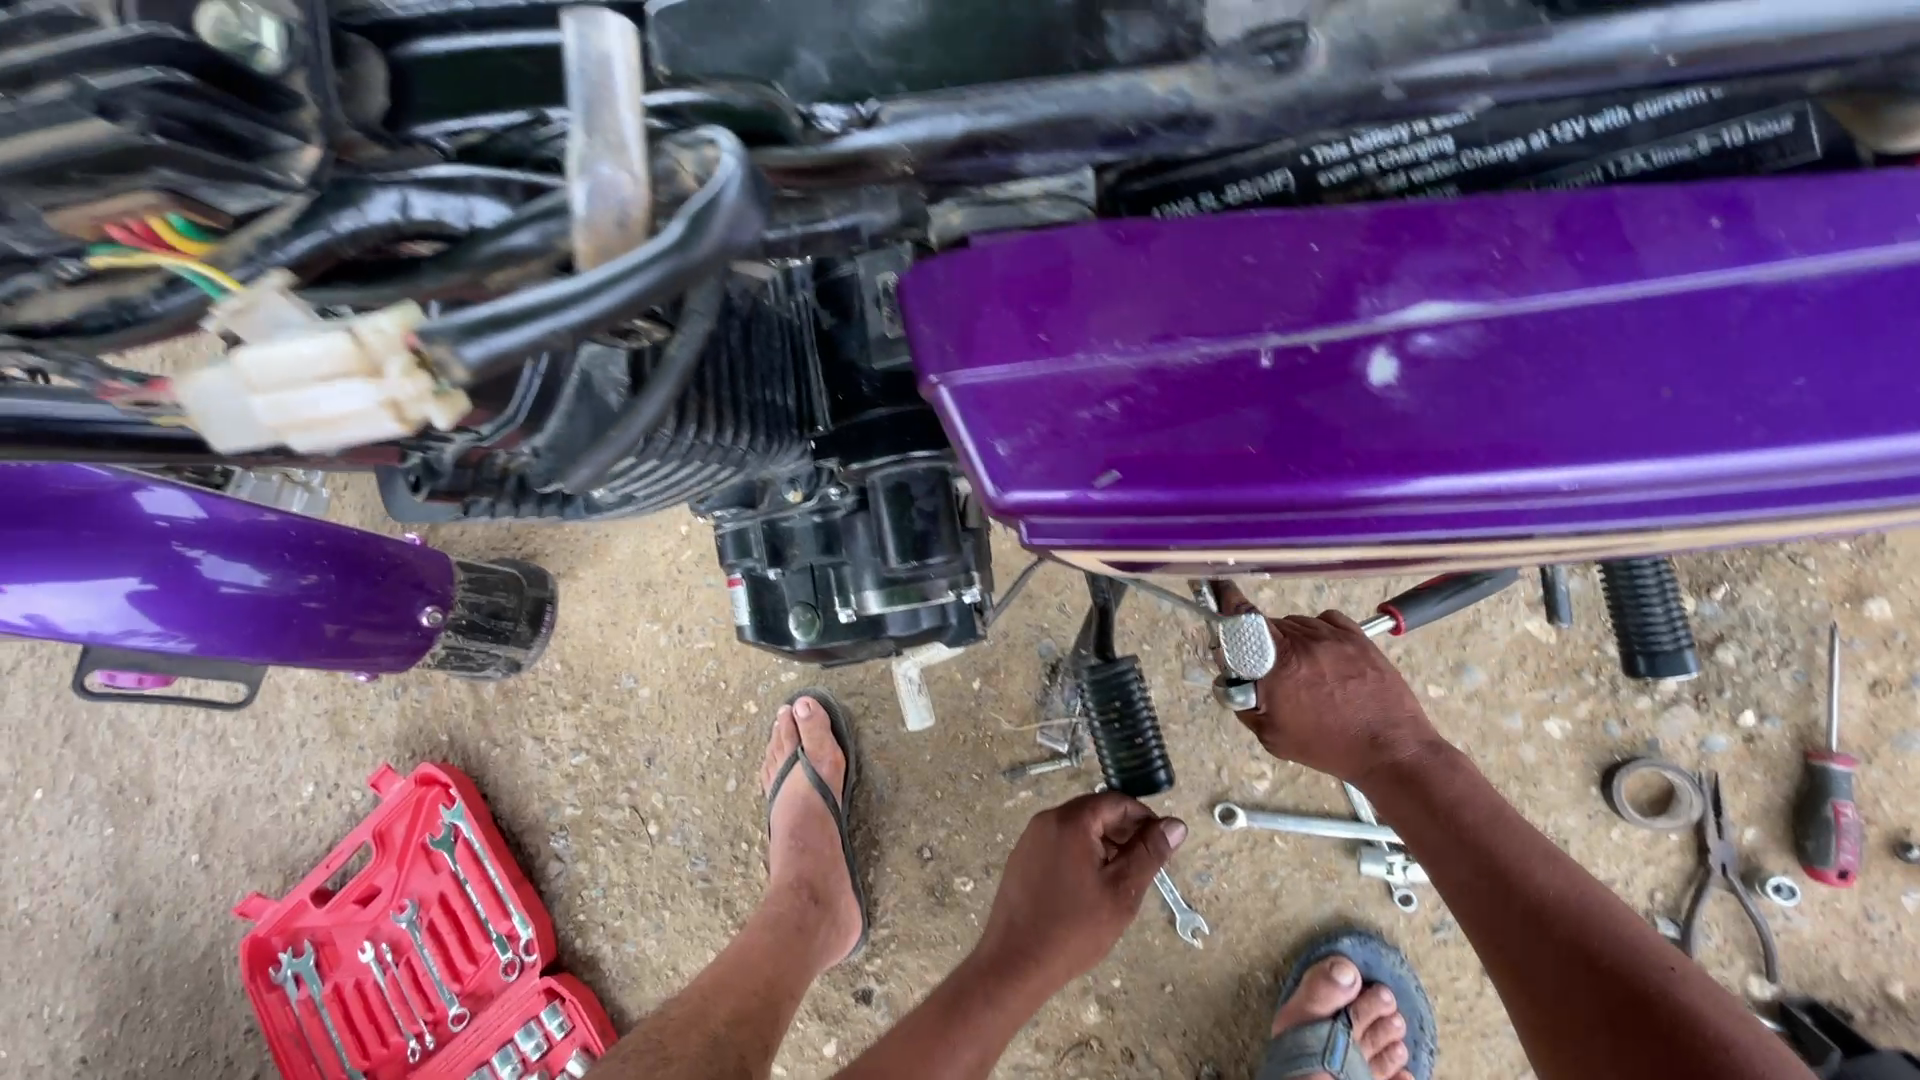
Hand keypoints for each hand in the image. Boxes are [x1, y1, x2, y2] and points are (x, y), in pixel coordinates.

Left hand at [972, 793, 1185, 993]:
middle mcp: (1046, 820)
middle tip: (1145, 866)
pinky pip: (1060, 844)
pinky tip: (1090, 888)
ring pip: (1077, 829)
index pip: (1116, 801)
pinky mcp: (1022, 859)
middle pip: (1095, 812)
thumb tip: (1176, 824)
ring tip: (1121, 880)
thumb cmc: (1074, 928)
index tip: (1162, 845)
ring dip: (1104, 845)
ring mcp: (1030, 839)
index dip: (1144, 819)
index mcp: (1070, 821)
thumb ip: (1149, 853)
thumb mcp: (1122, 891)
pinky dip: (1082, 855)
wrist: (1015, 963)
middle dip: (1124, 832)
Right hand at [1215, 583, 1445, 782]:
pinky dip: (1317, 631)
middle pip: (1269, 624)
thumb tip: (1233, 682)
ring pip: (1297, 623)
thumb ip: (1244, 705)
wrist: (1390, 749)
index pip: (1244, 617)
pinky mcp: (1358, 638)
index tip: (1218, 592)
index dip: (1228, 602)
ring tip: (1300, 668)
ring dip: (1289, 639)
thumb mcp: (1271, 735)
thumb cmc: (1328, 746)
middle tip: (1268, 670)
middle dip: (1261, 643)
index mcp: (1279, 663)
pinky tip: (1321, 653)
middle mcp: (1305, 641)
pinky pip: (1326, 620)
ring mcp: (1334, 636)